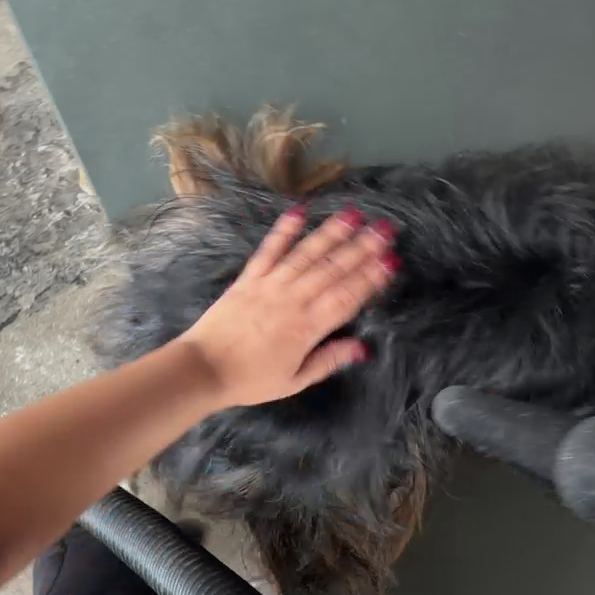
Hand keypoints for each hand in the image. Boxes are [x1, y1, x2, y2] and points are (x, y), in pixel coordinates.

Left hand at [175, 205, 396, 407]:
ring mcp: (269, 285)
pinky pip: (269, 251)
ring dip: (331, 233)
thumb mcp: (294, 381)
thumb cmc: (250, 380)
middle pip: (332, 270)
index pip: (346, 298)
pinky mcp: (248, 278)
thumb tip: (362, 348)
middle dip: (361, 248)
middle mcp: (292, 300)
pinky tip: (299, 212)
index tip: (390, 260)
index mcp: (307, 328)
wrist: (204, 368)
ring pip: (306, 255)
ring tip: (353, 214)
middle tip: (384, 228)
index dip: (370, 278)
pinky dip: (284, 231)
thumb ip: (328, 361)